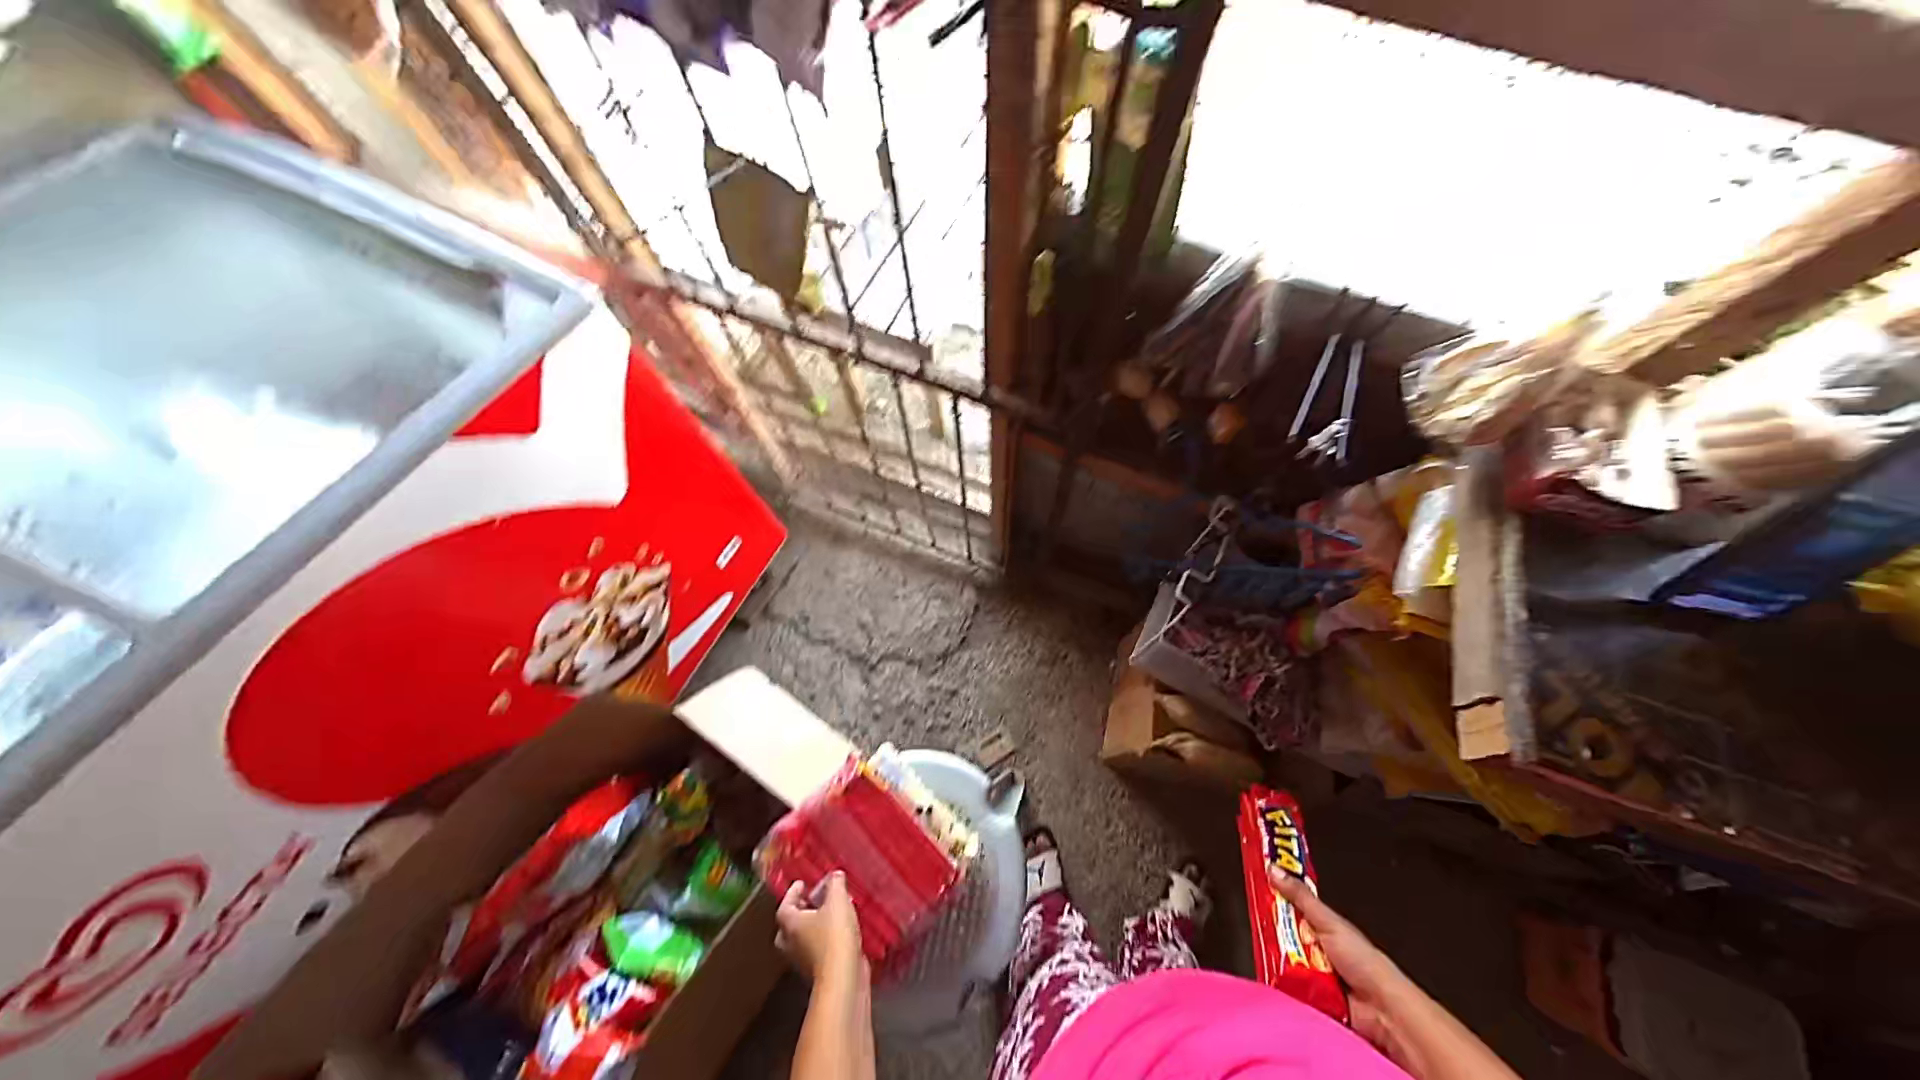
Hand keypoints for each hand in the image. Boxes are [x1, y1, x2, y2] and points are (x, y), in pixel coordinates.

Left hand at [776, 871, 865, 983]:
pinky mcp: (818, 972)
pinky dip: (824, 940)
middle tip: (812, 901)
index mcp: (790, 924)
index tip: (802, 883)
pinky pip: (817, 950)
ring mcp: (802, 961)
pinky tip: (840, 933)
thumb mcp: (838, 901)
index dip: (792, 893)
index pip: (784, 905)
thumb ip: (836, 885)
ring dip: (813, 927)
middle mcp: (791, 943)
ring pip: (802, 940)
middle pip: (789, 925)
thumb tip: (835, 876)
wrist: (842, 978)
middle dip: (799, 912)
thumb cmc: (834, 935)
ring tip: (830, 915)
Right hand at [1270, 868, 1408, 1059]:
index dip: (1274, 901)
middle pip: (1283, 936)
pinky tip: (1287, 982)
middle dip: (1276, 937)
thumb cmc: (1367, 963)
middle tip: (1274, 935)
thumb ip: (1300, 896)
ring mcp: (1316, 975)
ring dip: (1282, 962)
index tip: (1258, 893)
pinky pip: (1289, 986)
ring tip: (1284, 961)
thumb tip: (1276, 869)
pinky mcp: (1312, 998)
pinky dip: (1287, 985)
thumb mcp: (1328, 921)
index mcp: (1324, 927)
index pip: (1291, 908)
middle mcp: (1318, 949)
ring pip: (1284, 962)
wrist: (1384, 1011)